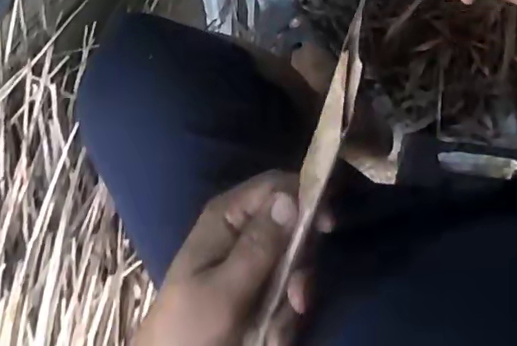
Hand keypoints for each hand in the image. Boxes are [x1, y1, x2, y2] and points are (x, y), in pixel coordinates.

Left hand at [134, 172, 310, 345]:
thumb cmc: (188, 332)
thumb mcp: (222, 293)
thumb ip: (258, 246)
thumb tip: (290, 196)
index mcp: (227, 217)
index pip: (275, 185)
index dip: (305, 197)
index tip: (328, 226)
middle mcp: (243, 232)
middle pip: (293, 226)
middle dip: (300, 266)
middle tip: (297, 299)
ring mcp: (252, 265)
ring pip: (295, 265)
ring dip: (291, 302)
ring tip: (273, 335)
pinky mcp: (258, 295)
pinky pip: (287, 296)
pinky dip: (284, 321)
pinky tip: (270, 340)